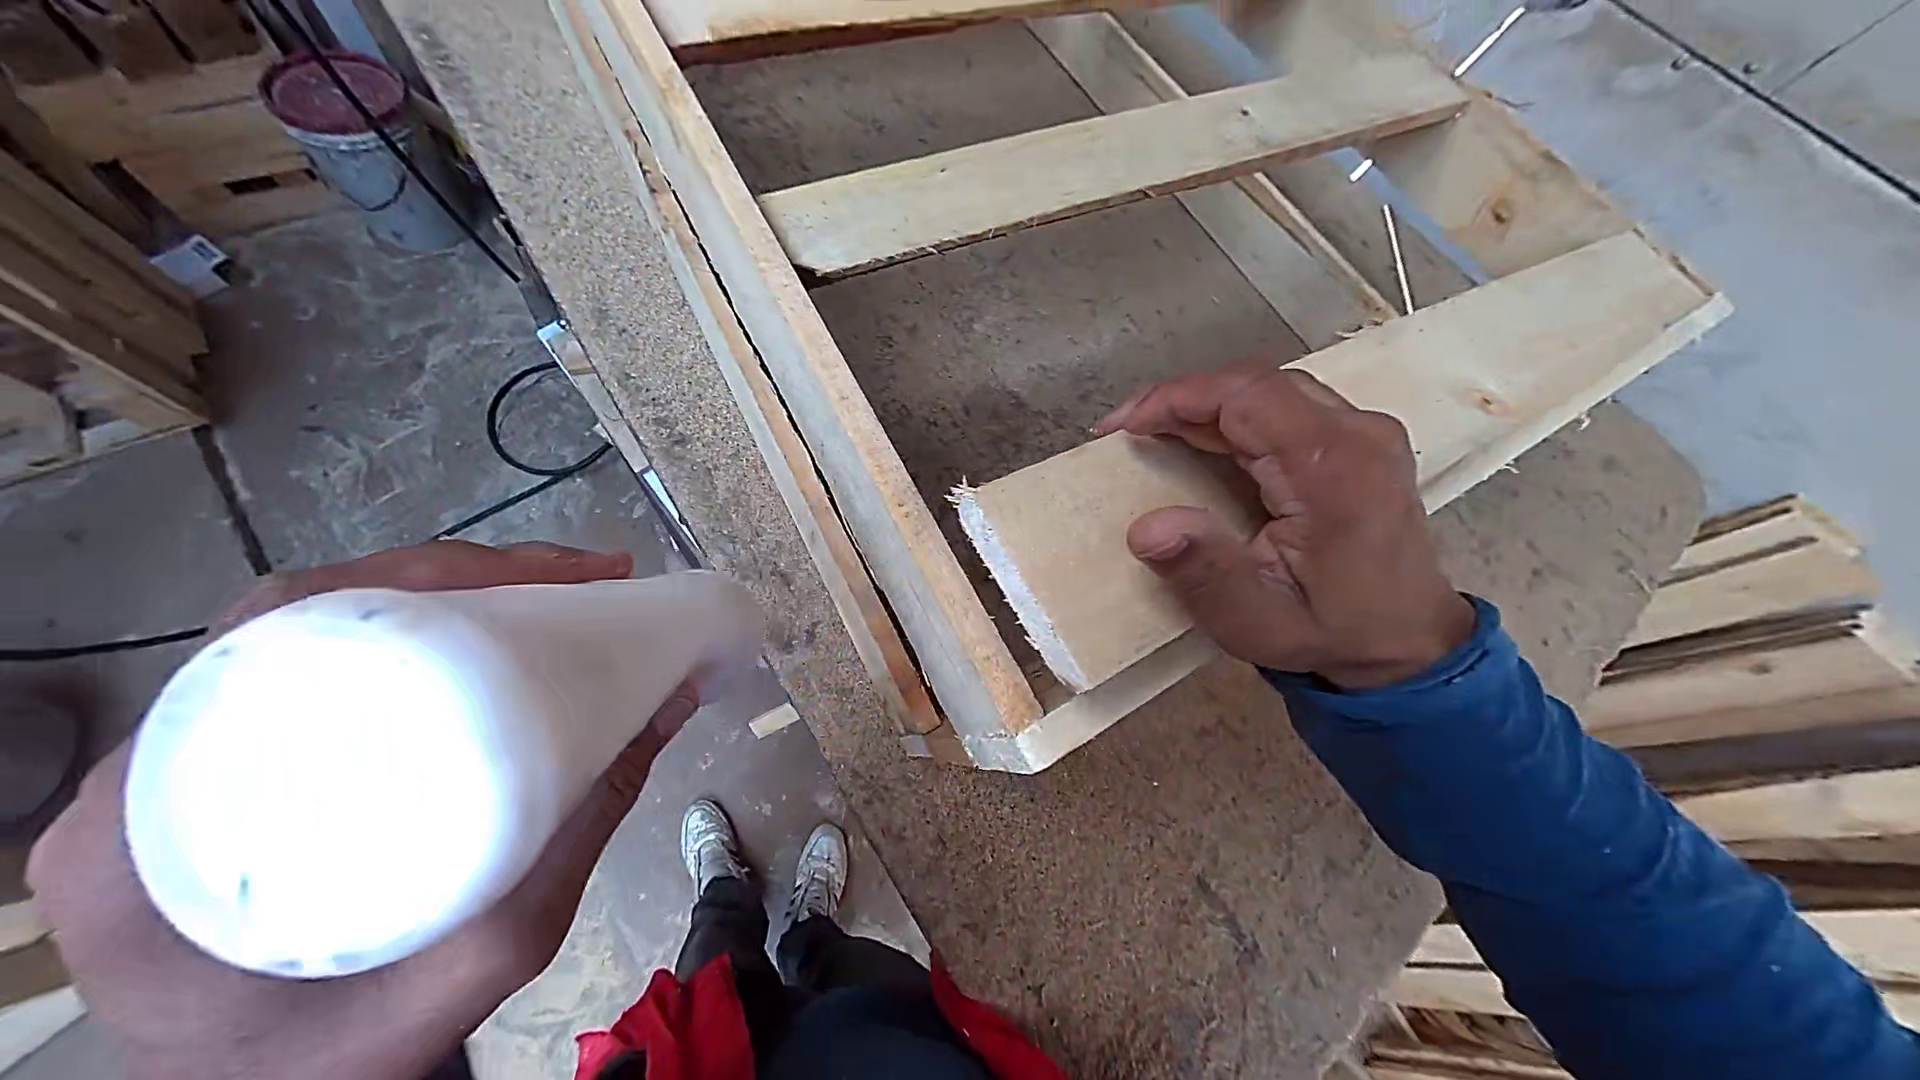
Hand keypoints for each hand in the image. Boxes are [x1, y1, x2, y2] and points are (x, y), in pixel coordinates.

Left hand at [27, 541, 698, 1079]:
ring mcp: (196, 763)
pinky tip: (502, 621)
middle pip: (320, 609)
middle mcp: (158, 768)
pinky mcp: (245, 766)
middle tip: (589, 575)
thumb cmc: (364, 1044)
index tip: (555, 579)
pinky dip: (430, 621)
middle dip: (470, 570)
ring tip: (569, 586)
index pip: (286, 627)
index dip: (427, 573)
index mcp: (155, 818)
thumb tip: (676, 697)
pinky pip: (340, 660)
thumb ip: (584, 824)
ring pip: (334, 624)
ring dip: (457, 585)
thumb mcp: (493, 946)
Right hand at [1095, 364, 1474, 687]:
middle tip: (1126, 433)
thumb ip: (1205, 573)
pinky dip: (1229, 417)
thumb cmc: (1329, 632)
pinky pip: (1281, 407)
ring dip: (1202, 406)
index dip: (1175, 397)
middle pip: (1253, 384)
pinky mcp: (1355, 440)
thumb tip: (1146, 528)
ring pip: (1266, 390)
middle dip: (1179, 400)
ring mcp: (1362, 431)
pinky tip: (1197, 442)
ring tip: (1151, 435)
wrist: (1407, 641)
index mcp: (1333, 469)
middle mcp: (1356, 434)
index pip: (1245, 395)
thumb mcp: (1256, 621)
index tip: (1122, 427)